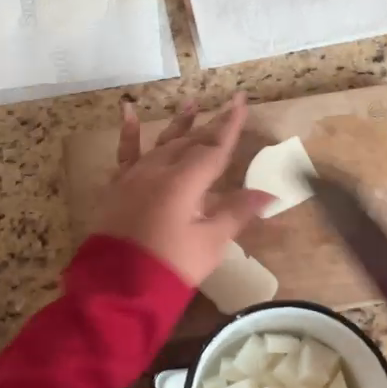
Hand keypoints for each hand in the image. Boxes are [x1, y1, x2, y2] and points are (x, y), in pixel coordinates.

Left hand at [93, 95, 274, 285]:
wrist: (118, 286)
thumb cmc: (171, 266)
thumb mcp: (210, 243)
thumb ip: (236, 212)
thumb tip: (268, 193)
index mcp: (185, 182)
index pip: (214, 148)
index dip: (230, 125)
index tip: (241, 100)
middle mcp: (160, 170)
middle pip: (190, 143)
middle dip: (210, 126)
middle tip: (225, 108)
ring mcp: (136, 176)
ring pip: (162, 143)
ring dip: (179, 123)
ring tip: (191, 102)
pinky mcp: (118, 187)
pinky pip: (125, 153)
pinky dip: (128, 133)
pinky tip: (127, 112)